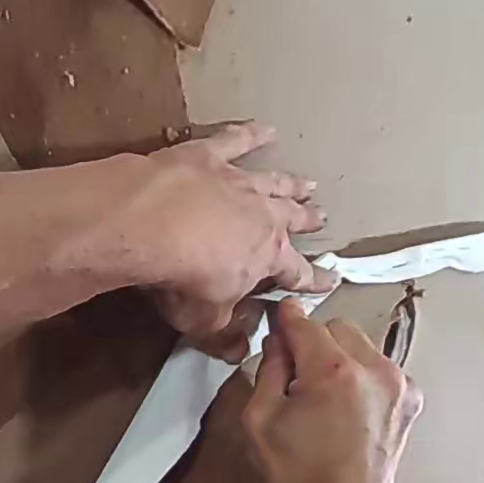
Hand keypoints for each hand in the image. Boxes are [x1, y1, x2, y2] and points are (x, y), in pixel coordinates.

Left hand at [116, 122, 335, 360]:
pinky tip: (267, 128)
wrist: (152, 225)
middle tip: (322, 218)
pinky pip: (236, 141)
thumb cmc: (183, 280)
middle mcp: (261, 216)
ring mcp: (237, 182)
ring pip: (274, 182)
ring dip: (292, 184)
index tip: (331, 281)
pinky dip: (252, 134)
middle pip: (290, 220)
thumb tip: (238, 353)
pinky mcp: (208, 157)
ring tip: (310, 184)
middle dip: (307, 222)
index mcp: (265, 257)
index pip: (296, 273)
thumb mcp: (204, 320)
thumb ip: (224, 335)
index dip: (314, 280)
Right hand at [243, 300, 422, 482]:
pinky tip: (344, 405)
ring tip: (320, 394)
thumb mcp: (259, 419)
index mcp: (333, 371)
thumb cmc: (296, 472)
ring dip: (337, 356)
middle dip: (312, 341)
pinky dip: (358, 374)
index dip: (285, 319)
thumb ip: (269, 369)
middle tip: (294, 373)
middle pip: (335, 327)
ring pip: (360, 344)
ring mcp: (399, 382)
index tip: (275, 319)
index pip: (304, 322)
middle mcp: (373, 367)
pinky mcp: (410, 398)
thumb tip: (278, 341)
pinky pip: (377, 366)